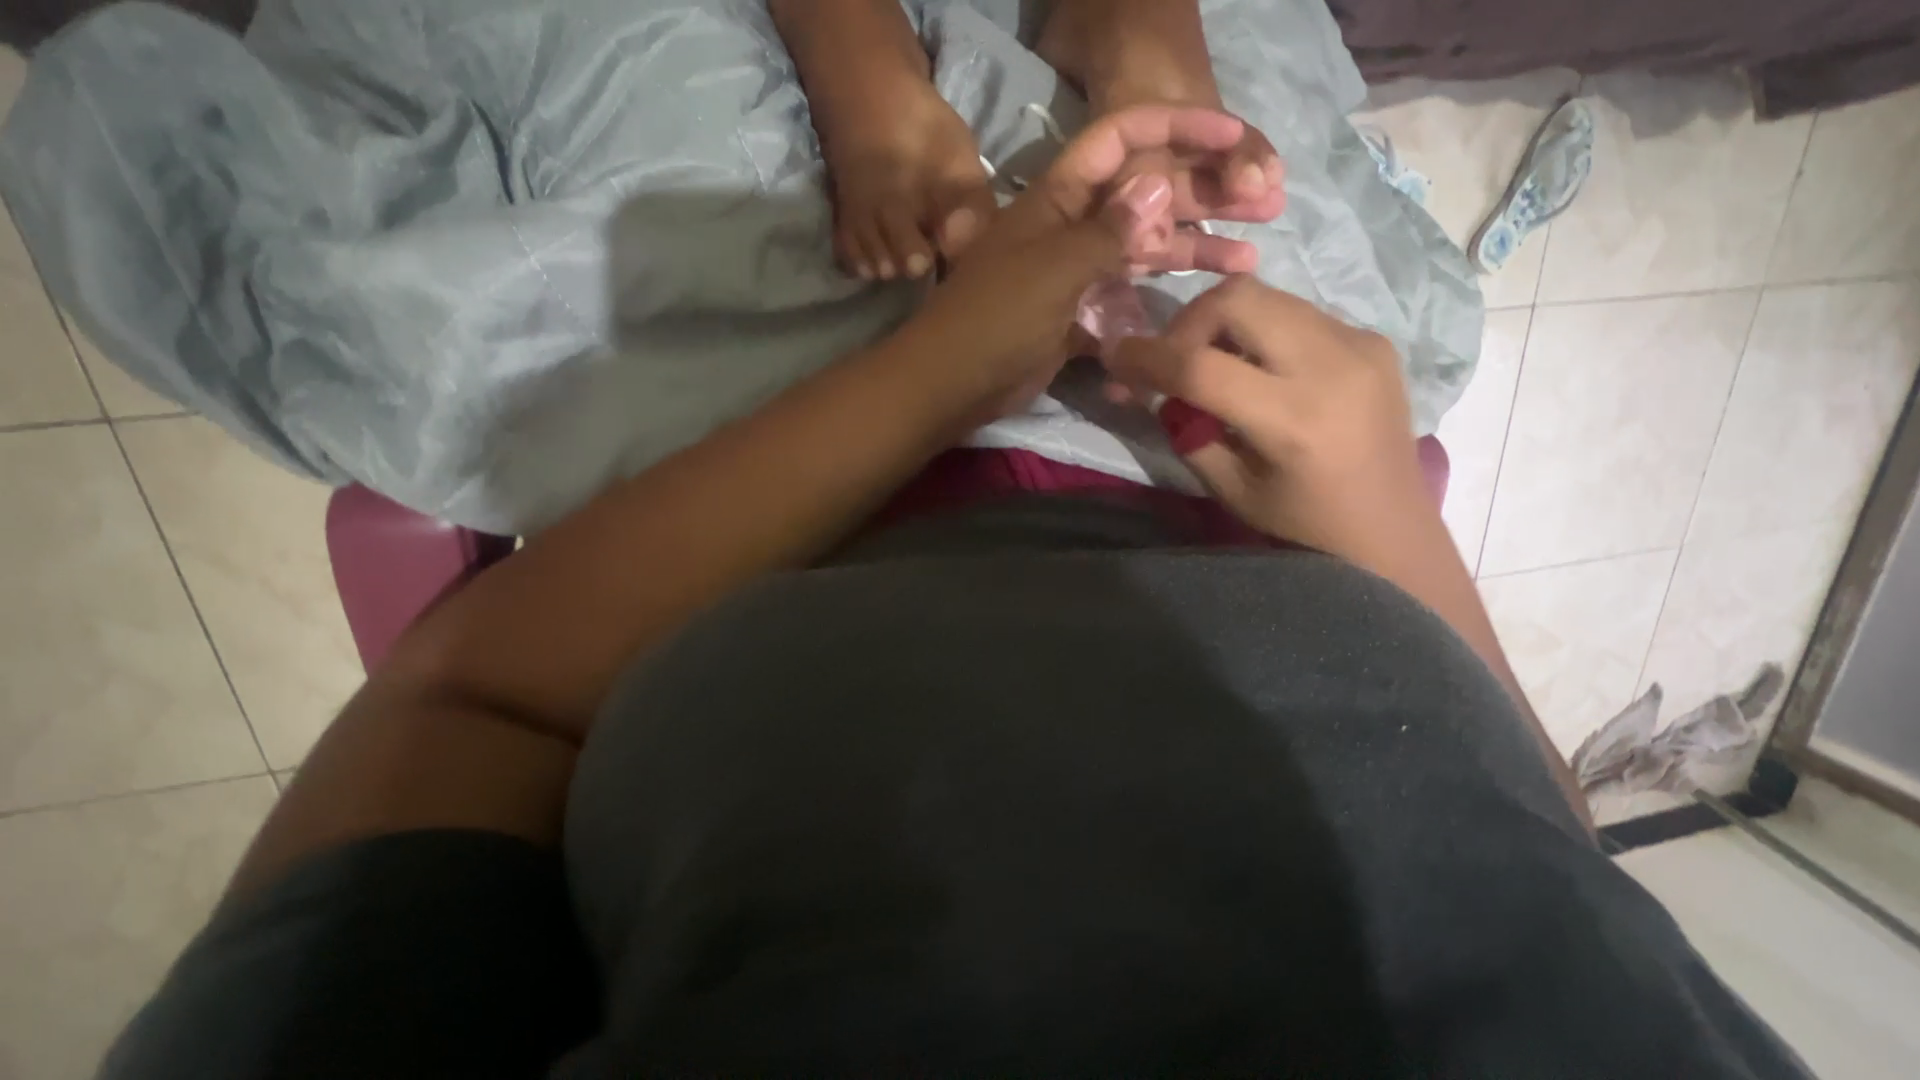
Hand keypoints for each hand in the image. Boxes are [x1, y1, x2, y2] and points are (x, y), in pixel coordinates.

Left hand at [895, 105, 1262, 414]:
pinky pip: (1126, 294)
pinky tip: (1203, 301)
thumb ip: (1109, 231)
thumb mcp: (1054, 268)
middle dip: (1204, 194)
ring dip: (1194, 249)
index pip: (1122, 138)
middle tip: (1266, 205)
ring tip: (1251, 258)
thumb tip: (1159, 186)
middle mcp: (1070, 224)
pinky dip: (1159, 296)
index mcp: (1058, 196)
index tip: (1233, 137)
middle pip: (1146, 194)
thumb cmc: (996, 318)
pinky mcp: (1077, 313)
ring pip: (1143, 249)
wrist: (950, 385)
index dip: (1177, 128)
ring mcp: (1074, 271)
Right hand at [1106, 275, 1430, 558]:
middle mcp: (1333, 367)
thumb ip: (1186, 431)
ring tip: (1214, 366)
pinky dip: (1262, 332)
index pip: (1201, 365)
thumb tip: (1152, 387)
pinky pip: (1298, 313)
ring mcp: (1360, 344)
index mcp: (1295, 421)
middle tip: (1174, 360)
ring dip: (1224, 323)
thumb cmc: (1304, 526)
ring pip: (1267, 296)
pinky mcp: (1373, 339)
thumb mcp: (1230, 489)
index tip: (1115, 357)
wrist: (1393, 531)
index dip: (1146, 357)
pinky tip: (1262, 372)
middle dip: (1187, 322)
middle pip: (1238, 298)